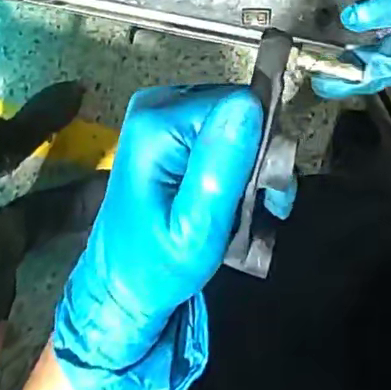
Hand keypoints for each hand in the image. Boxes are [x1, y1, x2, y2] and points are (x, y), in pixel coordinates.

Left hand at [51, 85, 262, 389]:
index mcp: (157, 122)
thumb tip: (250, 103)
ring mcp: (162, 115)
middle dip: (261, 160)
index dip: (263, 148)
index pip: (240, 105)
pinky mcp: (170, 130)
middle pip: (239, 110)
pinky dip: (237, 169)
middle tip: (265, 210)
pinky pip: (223, 135)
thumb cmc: (156, 267)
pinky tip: (236, 204)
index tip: (268, 197)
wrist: (121, 286)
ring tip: (252, 214)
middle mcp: (157, 105)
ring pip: (237, 124)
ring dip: (253, 170)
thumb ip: (223, 167)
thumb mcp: (196, 228)